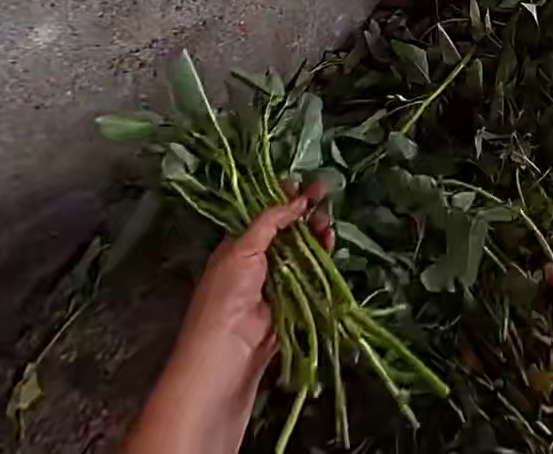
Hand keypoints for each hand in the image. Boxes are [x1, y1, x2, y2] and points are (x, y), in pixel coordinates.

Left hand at [124, 184, 332, 453]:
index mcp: (236, 246)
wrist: (223, 367)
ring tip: (329, 224)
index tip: (306, 184)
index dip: (284, 198)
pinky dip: (320, 267)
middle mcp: (254, 264)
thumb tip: (295, 198)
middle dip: (304, 216)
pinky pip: (307, 284)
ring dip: (315, 238)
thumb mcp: (242, 250)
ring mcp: (271, 289)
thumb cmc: (225, 299)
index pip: (264, 215)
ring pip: (299, 257)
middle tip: (326, 200)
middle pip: (285, 234)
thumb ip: (270, 222)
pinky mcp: (288, 312)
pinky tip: (330, 250)